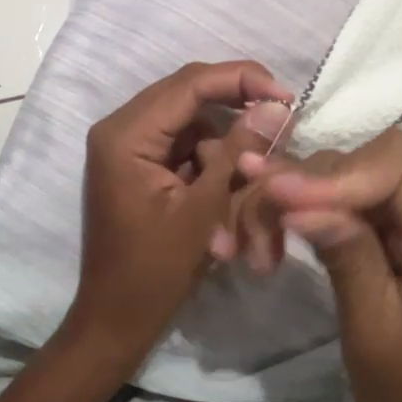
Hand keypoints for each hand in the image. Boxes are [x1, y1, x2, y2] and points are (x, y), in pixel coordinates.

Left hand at [62, 62, 288, 368]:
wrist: (115, 320)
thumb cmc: (153, 271)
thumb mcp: (203, 211)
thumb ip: (238, 153)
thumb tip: (277, 105)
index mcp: (125, 135)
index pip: (188, 84)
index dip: (241, 80)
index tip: (287, 96)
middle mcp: (120, 129)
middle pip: (190, 100)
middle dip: (237, 118)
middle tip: (282, 129)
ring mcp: (128, 148)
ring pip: (193, 129)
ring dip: (224, 159)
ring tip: (243, 204)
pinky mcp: (139, 167)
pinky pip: (184, 152)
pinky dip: (210, 174)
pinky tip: (224, 216)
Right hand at [248, 128, 401, 401]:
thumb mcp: (378, 340)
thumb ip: (348, 260)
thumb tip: (297, 201)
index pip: (399, 161)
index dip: (335, 172)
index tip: (278, 199)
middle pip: (362, 162)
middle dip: (297, 190)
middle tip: (246, 239)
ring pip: (347, 175)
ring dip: (293, 201)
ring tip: (254, 250)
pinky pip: (354, 199)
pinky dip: (309, 211)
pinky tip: (276, 239)